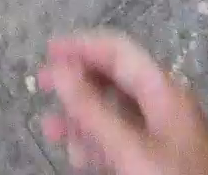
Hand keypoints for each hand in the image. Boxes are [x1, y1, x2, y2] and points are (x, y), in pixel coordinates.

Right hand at [36, 32, 207, 174]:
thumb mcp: (129, 149)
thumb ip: (92, 108)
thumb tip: (58, 67)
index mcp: (166, 92)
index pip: (118, 51)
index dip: (81, 45)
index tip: (47, 51)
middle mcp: (165, 106)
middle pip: (113, 79)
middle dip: (76, 83)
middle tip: (41, 85)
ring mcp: (164, 136)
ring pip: (113, 111)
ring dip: (80, 117)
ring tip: (52, 131)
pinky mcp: (159, 161)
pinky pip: (121, 138)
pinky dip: (96, 141)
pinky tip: (77, 155)